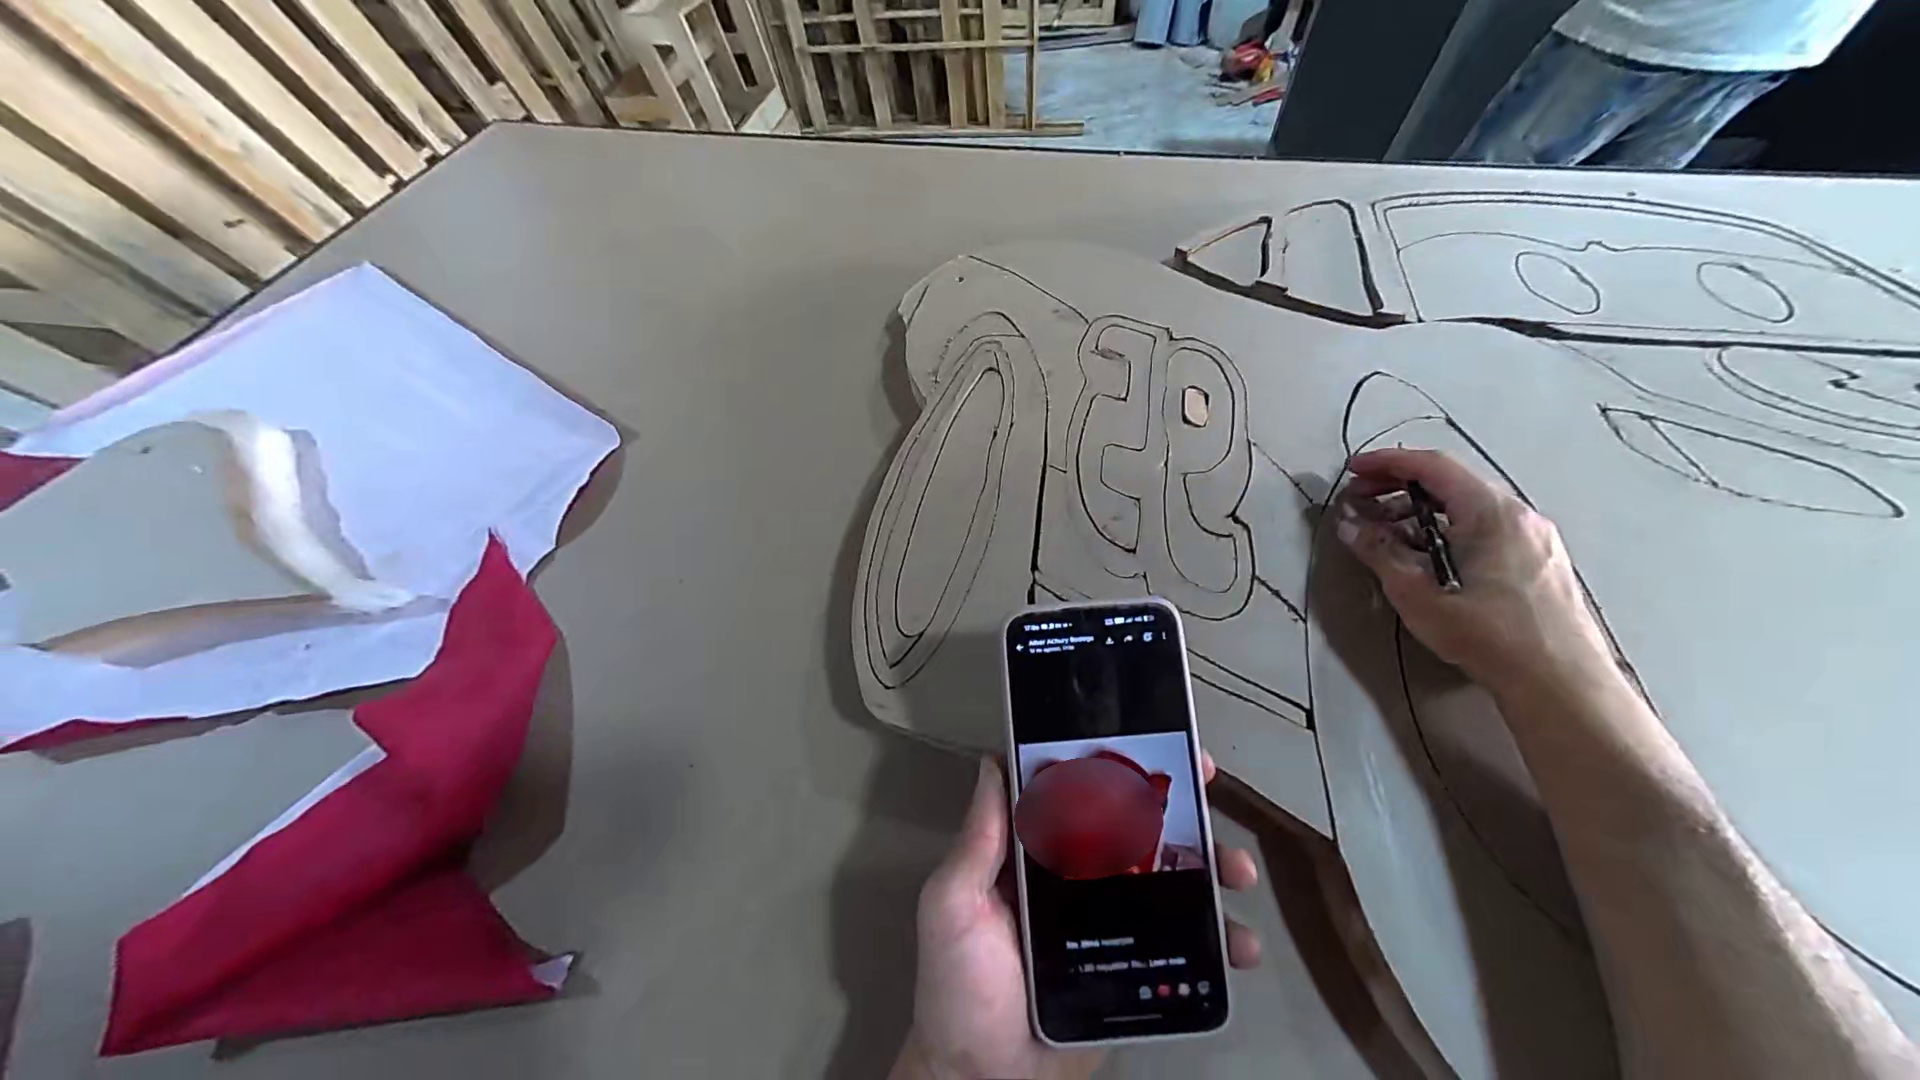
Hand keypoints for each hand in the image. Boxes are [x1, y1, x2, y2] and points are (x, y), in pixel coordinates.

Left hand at [889, 753, 1262, 1079]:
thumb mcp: (955, 903)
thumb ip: (976, 839)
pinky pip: (1180, 939)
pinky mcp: (1131, 961)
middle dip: (1171, 799)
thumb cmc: (960, 987)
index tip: (1142, 738)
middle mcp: (1071, 871)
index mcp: (1030, 848)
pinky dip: (1215, 936)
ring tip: (1234, 867)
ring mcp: (1106, 916)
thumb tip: (993, 761)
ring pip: (1164, 874)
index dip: (1107, 759)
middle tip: (1206, 781)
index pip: (1072, 789)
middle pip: (1128, 823)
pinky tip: (1239, 941)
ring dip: (1206, 862)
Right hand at [1336, 447, 1615, 696]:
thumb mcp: (1418, 594)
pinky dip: (1444, 528)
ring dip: (1419, 511)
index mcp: (1492, 513)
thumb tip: (1350, 524)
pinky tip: (1423, 555)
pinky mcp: (1538, 559)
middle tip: (1360, 500)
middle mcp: (1519, 515)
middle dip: (1399, 486)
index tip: (1353, 470)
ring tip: (1383, 533)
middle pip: (1451, 482)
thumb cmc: (1488, 635)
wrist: (1562, 683)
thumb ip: (1380, 552)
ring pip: (1467, 506)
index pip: (1433, 466)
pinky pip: (1483, 527)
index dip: (1388, 462)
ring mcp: (1534, 537)